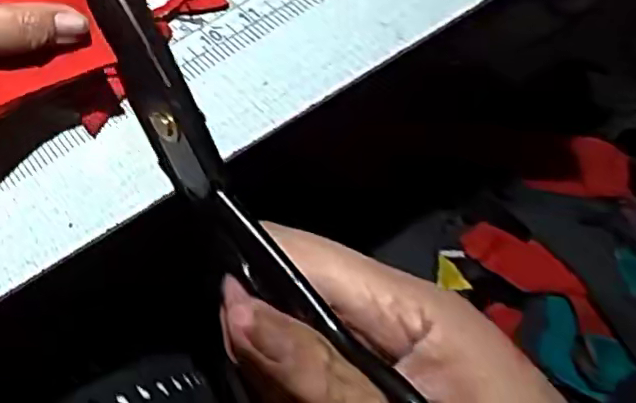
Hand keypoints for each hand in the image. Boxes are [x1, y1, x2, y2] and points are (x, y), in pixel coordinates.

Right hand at [221, 224, 562, 402]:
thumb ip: (321, 369)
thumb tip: (235, 304)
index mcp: (416, 304)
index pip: (299, 249)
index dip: (248, 268)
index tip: (219, 316)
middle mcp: (403, 319)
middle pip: (292, 293)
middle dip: (262, 331)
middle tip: (260, 383)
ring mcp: (399, 356)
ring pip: (298, 336)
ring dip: (277, 367)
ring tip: (280, 395)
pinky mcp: (389, 385)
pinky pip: (322, 366)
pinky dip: (299, 386)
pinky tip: (294, 398)